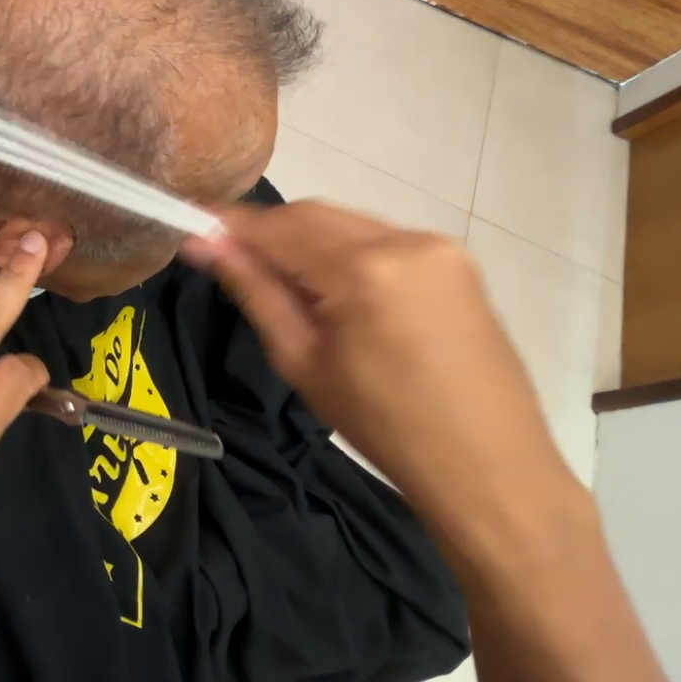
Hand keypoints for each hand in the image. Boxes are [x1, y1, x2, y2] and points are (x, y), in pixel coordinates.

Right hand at [181, 201, 569, 521]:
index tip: (188, 225)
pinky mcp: (455, 260)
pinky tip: (329, 287)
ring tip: (279, 280)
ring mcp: (438, 246)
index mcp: (364, 270)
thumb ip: (251, 288)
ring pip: (342, 222)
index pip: (276, 226)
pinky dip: (339, 250)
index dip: (226, 223)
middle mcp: (404, 240)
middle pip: (309, 214)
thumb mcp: (299, 358)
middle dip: (264, 231)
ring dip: (301, 240)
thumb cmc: (382, 423)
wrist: (491, 467)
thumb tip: (200, 243)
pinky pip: (375, 237)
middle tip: (227, 258)